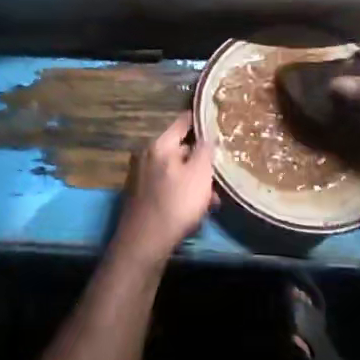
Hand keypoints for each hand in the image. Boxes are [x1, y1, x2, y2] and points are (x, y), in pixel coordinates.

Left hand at [110, 113, 214, 266]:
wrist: (145, 241)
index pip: (182, 121)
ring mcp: (140, 175)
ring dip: (194, 181)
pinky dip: (181, 192)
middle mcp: (145, 155)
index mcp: (159, 145)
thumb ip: (205, 150)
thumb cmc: (176, 204)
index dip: (200, 119)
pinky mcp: (140, 195)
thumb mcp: (199, 174)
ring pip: (175, 170)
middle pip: (179, 148)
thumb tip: (207, 135)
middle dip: (200, 160)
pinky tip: (195, 210)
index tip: (215, 118)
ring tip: (212, 199)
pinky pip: (166, 186)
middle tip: (219, 170)